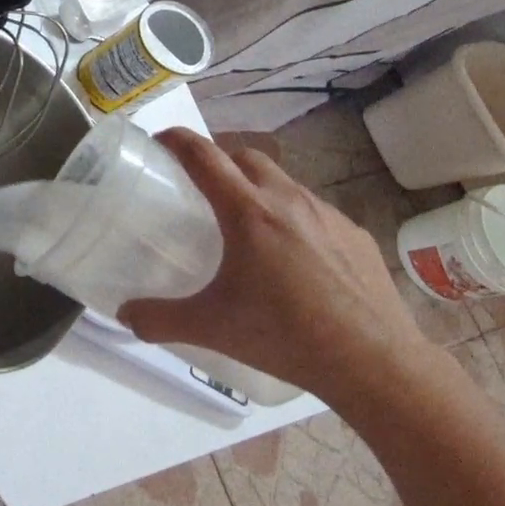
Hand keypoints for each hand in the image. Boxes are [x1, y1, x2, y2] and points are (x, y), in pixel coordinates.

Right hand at [117, 129, 434, 404]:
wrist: (380, 365)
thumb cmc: (287, 336)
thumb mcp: (212, 327)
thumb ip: (160, 319)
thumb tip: (124, 315)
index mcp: (247, 211)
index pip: (203, 155)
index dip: (175, 140)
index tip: (157, 141)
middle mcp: (288, 201)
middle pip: (245, 156)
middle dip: (219, 160)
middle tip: (199, 187)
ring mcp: (329, 217)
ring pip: (283, 182)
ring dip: (257, 187)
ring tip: (246, 224)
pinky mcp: (358, 237)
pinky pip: (315, 211)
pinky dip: (293, 217)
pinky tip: (292, 256)